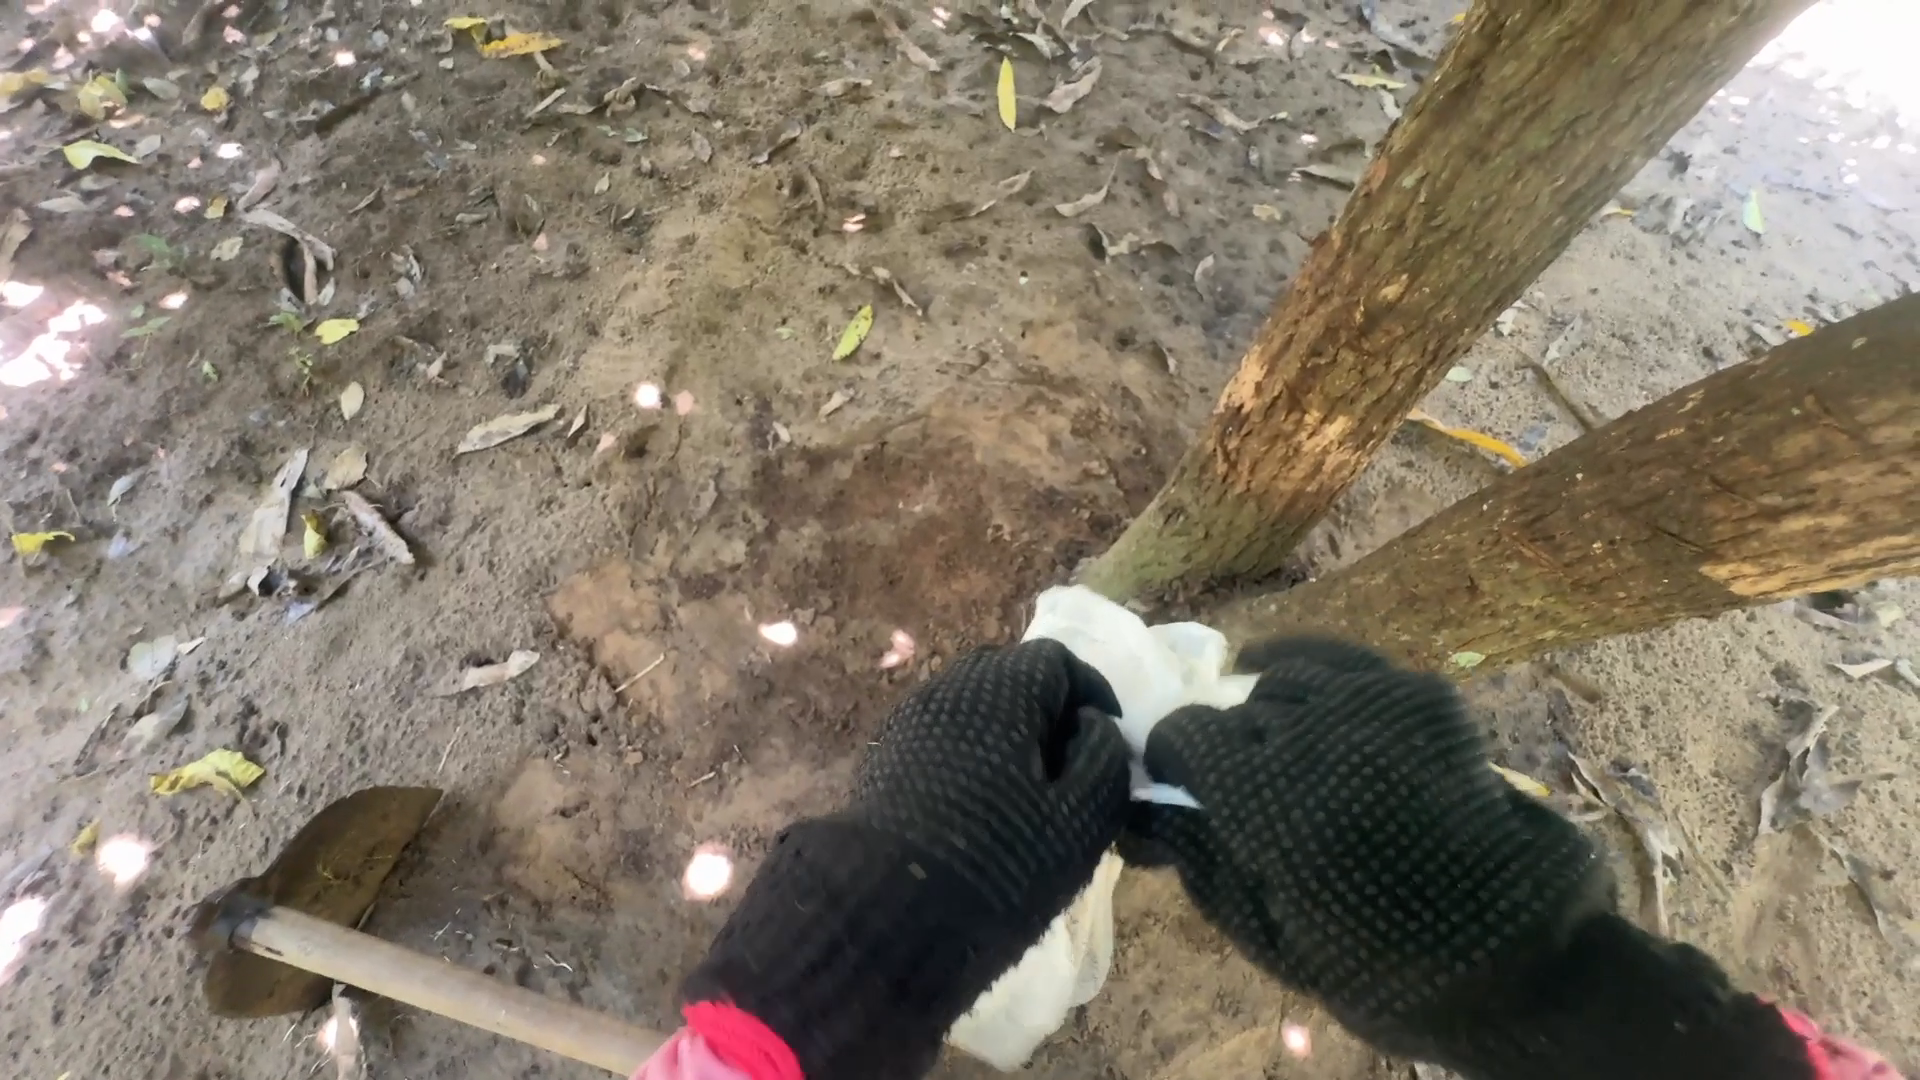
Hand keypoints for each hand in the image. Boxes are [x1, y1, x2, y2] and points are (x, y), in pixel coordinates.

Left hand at [683, 639, 1130, 1079]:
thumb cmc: (998, 862)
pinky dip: (969, 742)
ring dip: (1005, 722)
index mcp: (1002, 692)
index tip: (1107, 730)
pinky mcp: (886, 750)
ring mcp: (911, 717)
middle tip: (1066, 752)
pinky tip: (976, 791)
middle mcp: (951, 688)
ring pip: (971, 698)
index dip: (1090, 688)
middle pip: (1008, 671)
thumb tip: (1091, 721)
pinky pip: (941, 726)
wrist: (888, 909)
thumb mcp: (1080, 818)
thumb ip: (1103, 756)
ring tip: (1022, 776)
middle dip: (1045, 702)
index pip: (1054, 659)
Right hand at [1129, 638, 1816, 1079]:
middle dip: (1222, 750)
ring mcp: (1371, 709)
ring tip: (1279, 754)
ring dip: (1264, 719)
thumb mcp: (1270, 938)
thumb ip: (1195, 860)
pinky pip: (1333, 658)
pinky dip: (1296, 664)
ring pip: (1278, 684)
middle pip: (1232, 714)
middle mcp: (1315, 741)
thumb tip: (1132, 814)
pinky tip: (1274, 674)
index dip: (1169, 758)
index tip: (1173, 780)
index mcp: (1272, 808)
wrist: (1528, 971)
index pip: (1185, 737)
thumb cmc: (1385, 972)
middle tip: (1238, 790)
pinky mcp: (1416, 696)